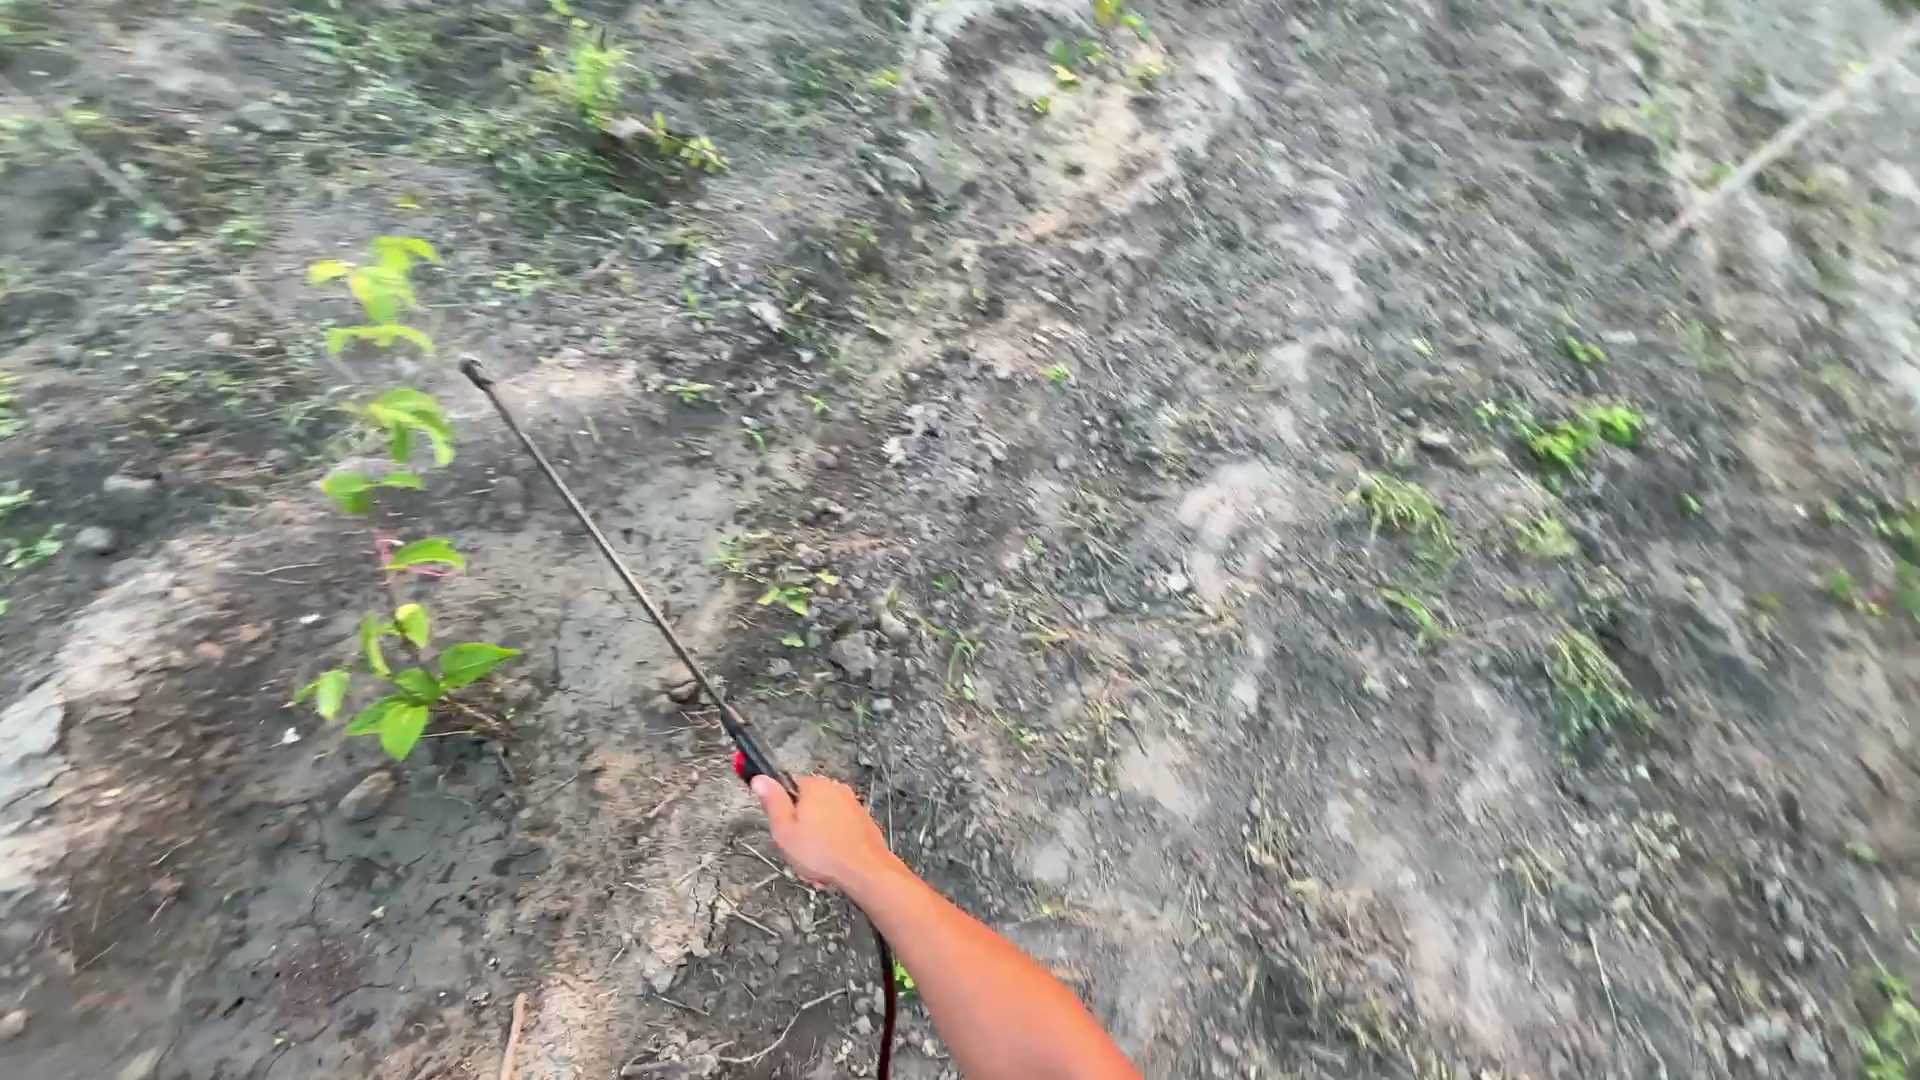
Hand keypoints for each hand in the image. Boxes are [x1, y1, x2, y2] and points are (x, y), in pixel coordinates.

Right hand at [749, 775, 896, 888]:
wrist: (865, 869)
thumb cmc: (821, 853)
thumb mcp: (785, 830)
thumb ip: (773, 802)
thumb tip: (759, 778)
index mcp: (814, 786)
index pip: (790, 787)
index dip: (784, 811)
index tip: (786, 830)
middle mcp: (835, 788)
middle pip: (808, 805)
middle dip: (802, 828)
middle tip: (800, 850)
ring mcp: (852, 803)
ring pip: (824, 820)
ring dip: (818, 839)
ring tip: (817, 862)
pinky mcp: (862, 818)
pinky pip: (839, 828)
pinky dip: (834, 842)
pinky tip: (832, 862)